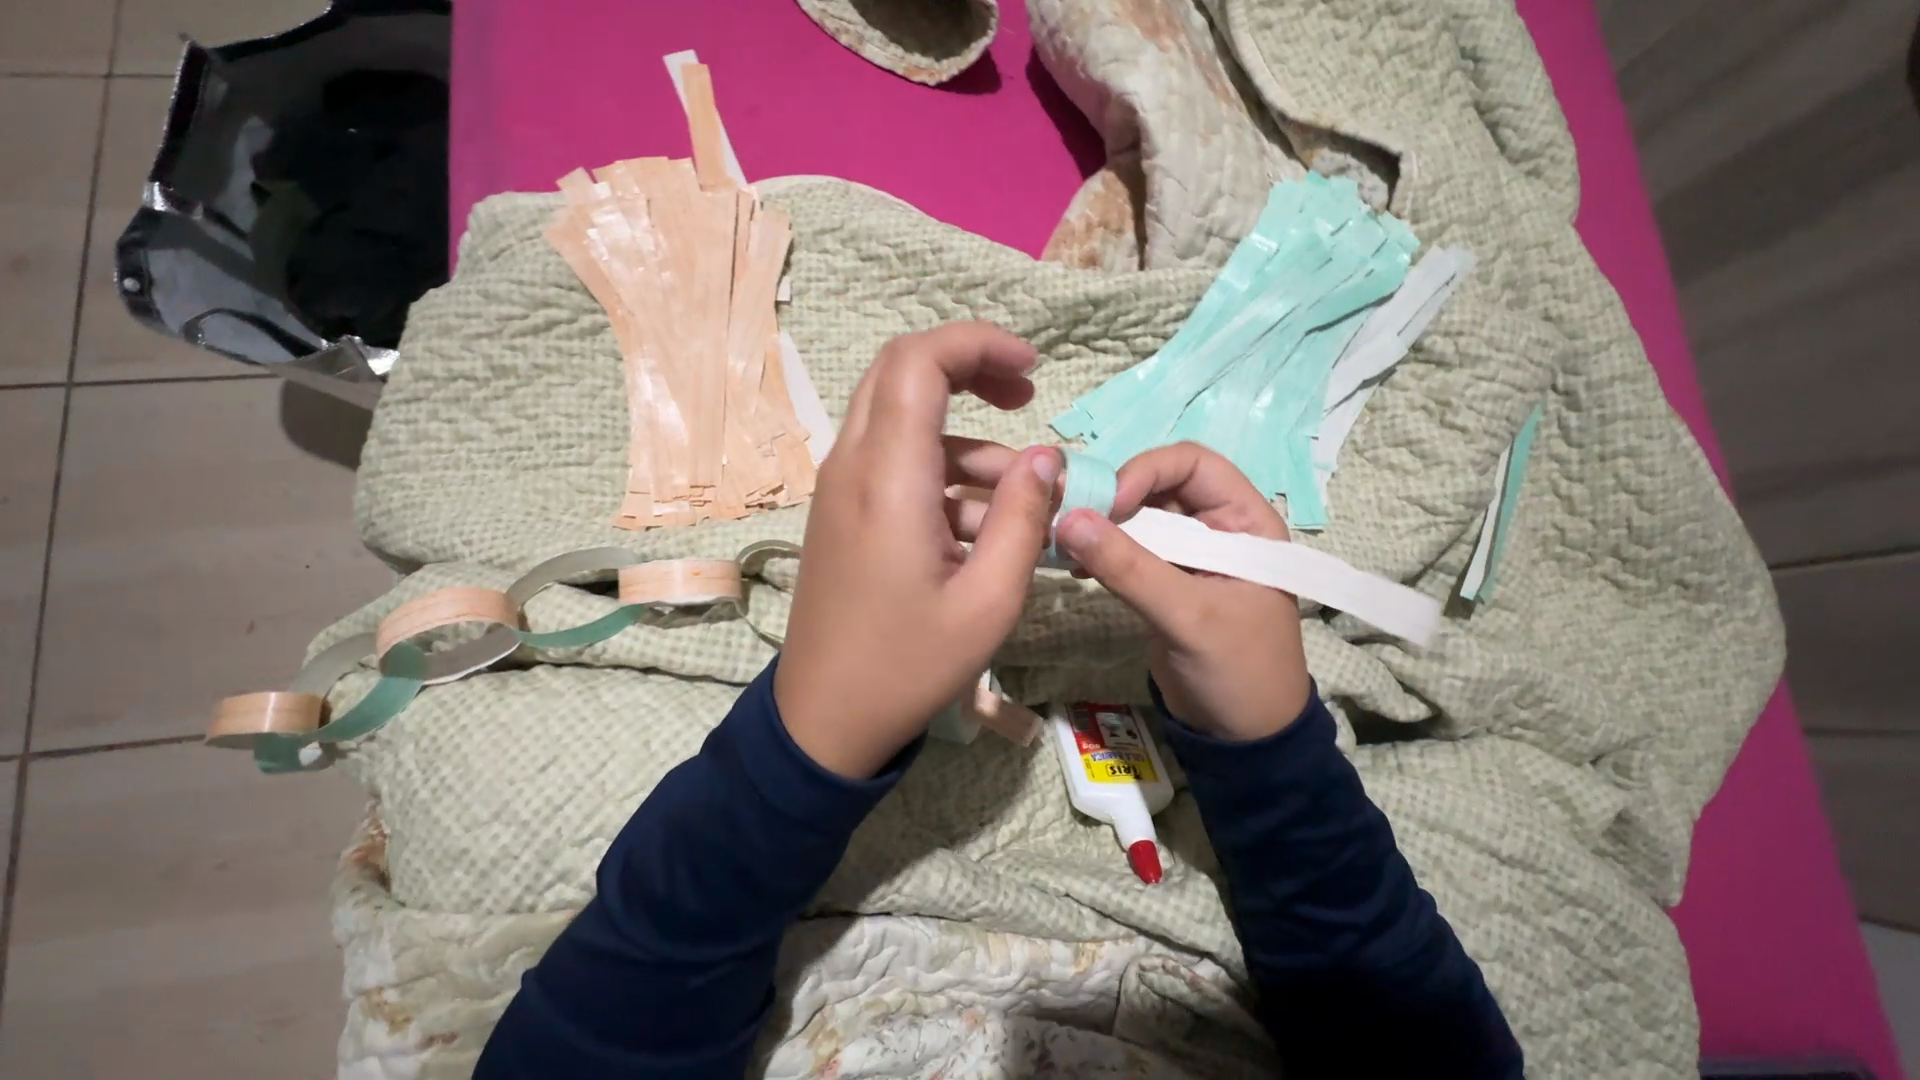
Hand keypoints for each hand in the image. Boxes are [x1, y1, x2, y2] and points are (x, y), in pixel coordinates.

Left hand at [775, 323, 1060, 777]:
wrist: (826, 718)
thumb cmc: (909, 665)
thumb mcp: (989, 600)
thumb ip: (1024, 518)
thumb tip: (1046, 458)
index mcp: (887, 478)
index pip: (919, 361)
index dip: (977, 344)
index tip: (1033, 368)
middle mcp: (853, 466)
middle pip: (902, 373)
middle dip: (970, 370)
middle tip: (1025, 396)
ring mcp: (841, 489)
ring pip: (904, 422)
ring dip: (968, 443)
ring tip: (1025, 500)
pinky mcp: (843, 513)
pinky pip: (896, 465)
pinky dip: (945, 476)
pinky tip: (986, 530)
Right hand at [1053, 442, 1310, 741]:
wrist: (1243, 738)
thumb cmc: (1237, 671)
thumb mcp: (1188, 616)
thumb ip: (1130, 567)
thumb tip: (1069, 519)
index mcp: (1245, 521)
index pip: (1194, 464)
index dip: (1148, 471)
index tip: (1108, 503)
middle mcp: (1218, 528)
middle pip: (1160, 485)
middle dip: (1116, 496)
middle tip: (1073, 520)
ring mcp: (1188, 555)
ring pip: (1139, 517)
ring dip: (1103, 524)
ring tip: (1066, 542)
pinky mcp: (1164, 581)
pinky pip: (1129, 550)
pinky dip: (1101, 551)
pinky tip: (1076, 566)